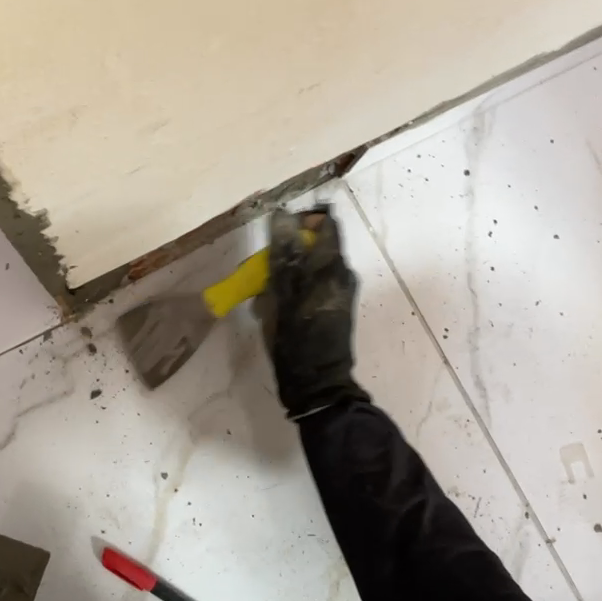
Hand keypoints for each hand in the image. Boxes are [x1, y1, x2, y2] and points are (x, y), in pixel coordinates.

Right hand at [256, 206, 370, 418]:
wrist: (316, 385)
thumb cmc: (296, 339)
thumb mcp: (283, 292)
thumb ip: (284, 253)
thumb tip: (283, 215)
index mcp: (333, 266)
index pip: (325, 223)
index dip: (300, 221)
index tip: (275, 235)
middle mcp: (342, 274)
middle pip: (314, 245)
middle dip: (285, 252)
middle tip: (259, 270)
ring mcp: (340, 292)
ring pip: (309, 267)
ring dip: (285, 273)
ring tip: (263, 295)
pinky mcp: (333, 308)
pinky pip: (312, 286)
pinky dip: (292, 289)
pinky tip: (274, 308)